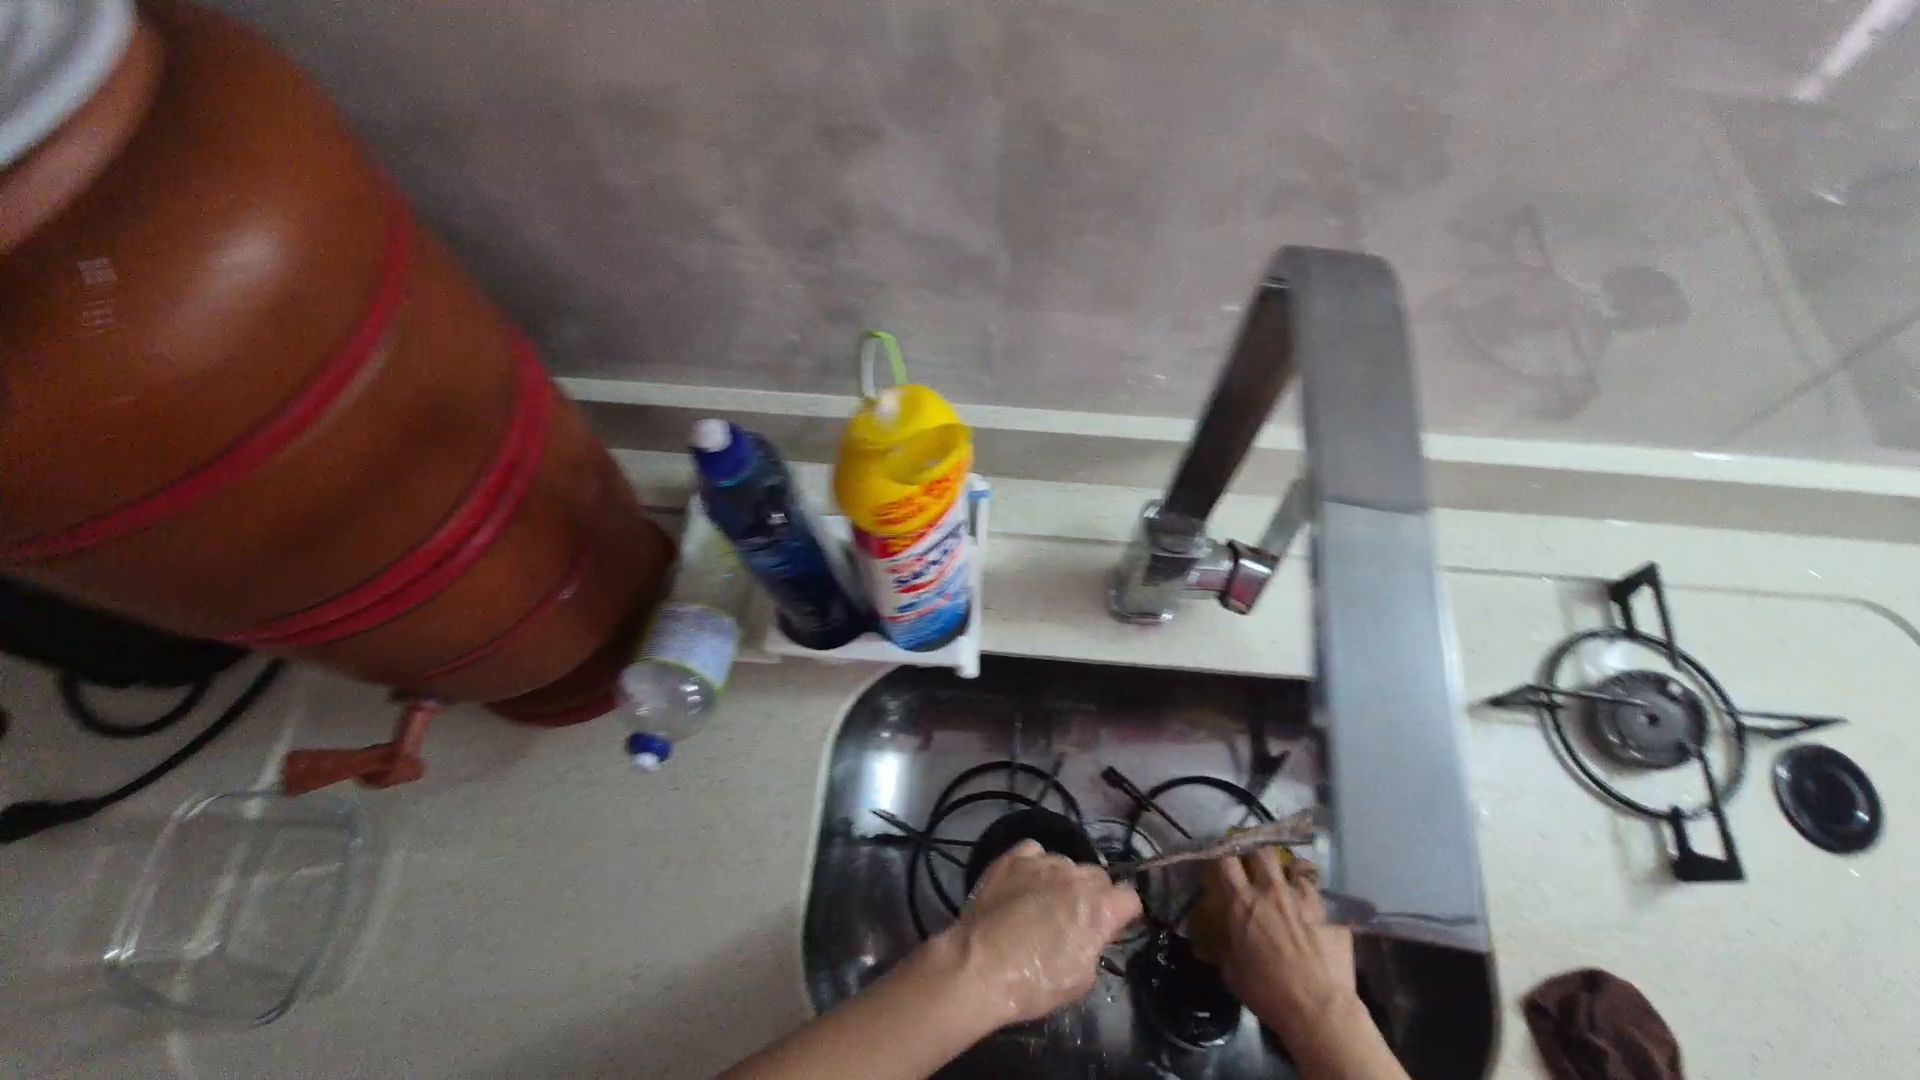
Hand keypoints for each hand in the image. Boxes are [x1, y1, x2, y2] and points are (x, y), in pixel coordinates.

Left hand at [941, 840, 1141, 1026]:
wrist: (979, 966)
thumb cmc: (1034, 984)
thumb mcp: (1082, 978)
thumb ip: (1096, 944)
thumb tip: (1094, 931)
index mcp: (1098, 908)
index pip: (1129, 896)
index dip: (1124, 912)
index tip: (1114, 924)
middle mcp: (1074, 877)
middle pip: (1098, 876)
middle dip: (1094, 894)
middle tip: (1075, 918)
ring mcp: (1042, 863)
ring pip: (1066, 862)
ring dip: (1064, 879)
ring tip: (1045, 900)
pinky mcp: (1012, 858)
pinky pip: (1034, 851)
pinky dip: (1034, 863)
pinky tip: (1025, 881)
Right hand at [1214, 848, 1357, 1041]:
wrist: (1319, 1009)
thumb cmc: (1268, 992)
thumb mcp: (1233, 971)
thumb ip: (1228, 944)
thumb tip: (1228, 937)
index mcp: (1242, 903)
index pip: (1226, 860)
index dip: (1223, 852)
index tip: (1223, 854)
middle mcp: (1272, 891)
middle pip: (1263, 850)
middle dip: (1258, 849)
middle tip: (1257, 858)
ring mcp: (1305, 897)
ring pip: (1297, 865)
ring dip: (1291, 871)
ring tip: (1292, 880)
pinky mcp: (1332, 910)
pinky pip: (1321, 891)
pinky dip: (1315, 895)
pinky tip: (1316, 907)